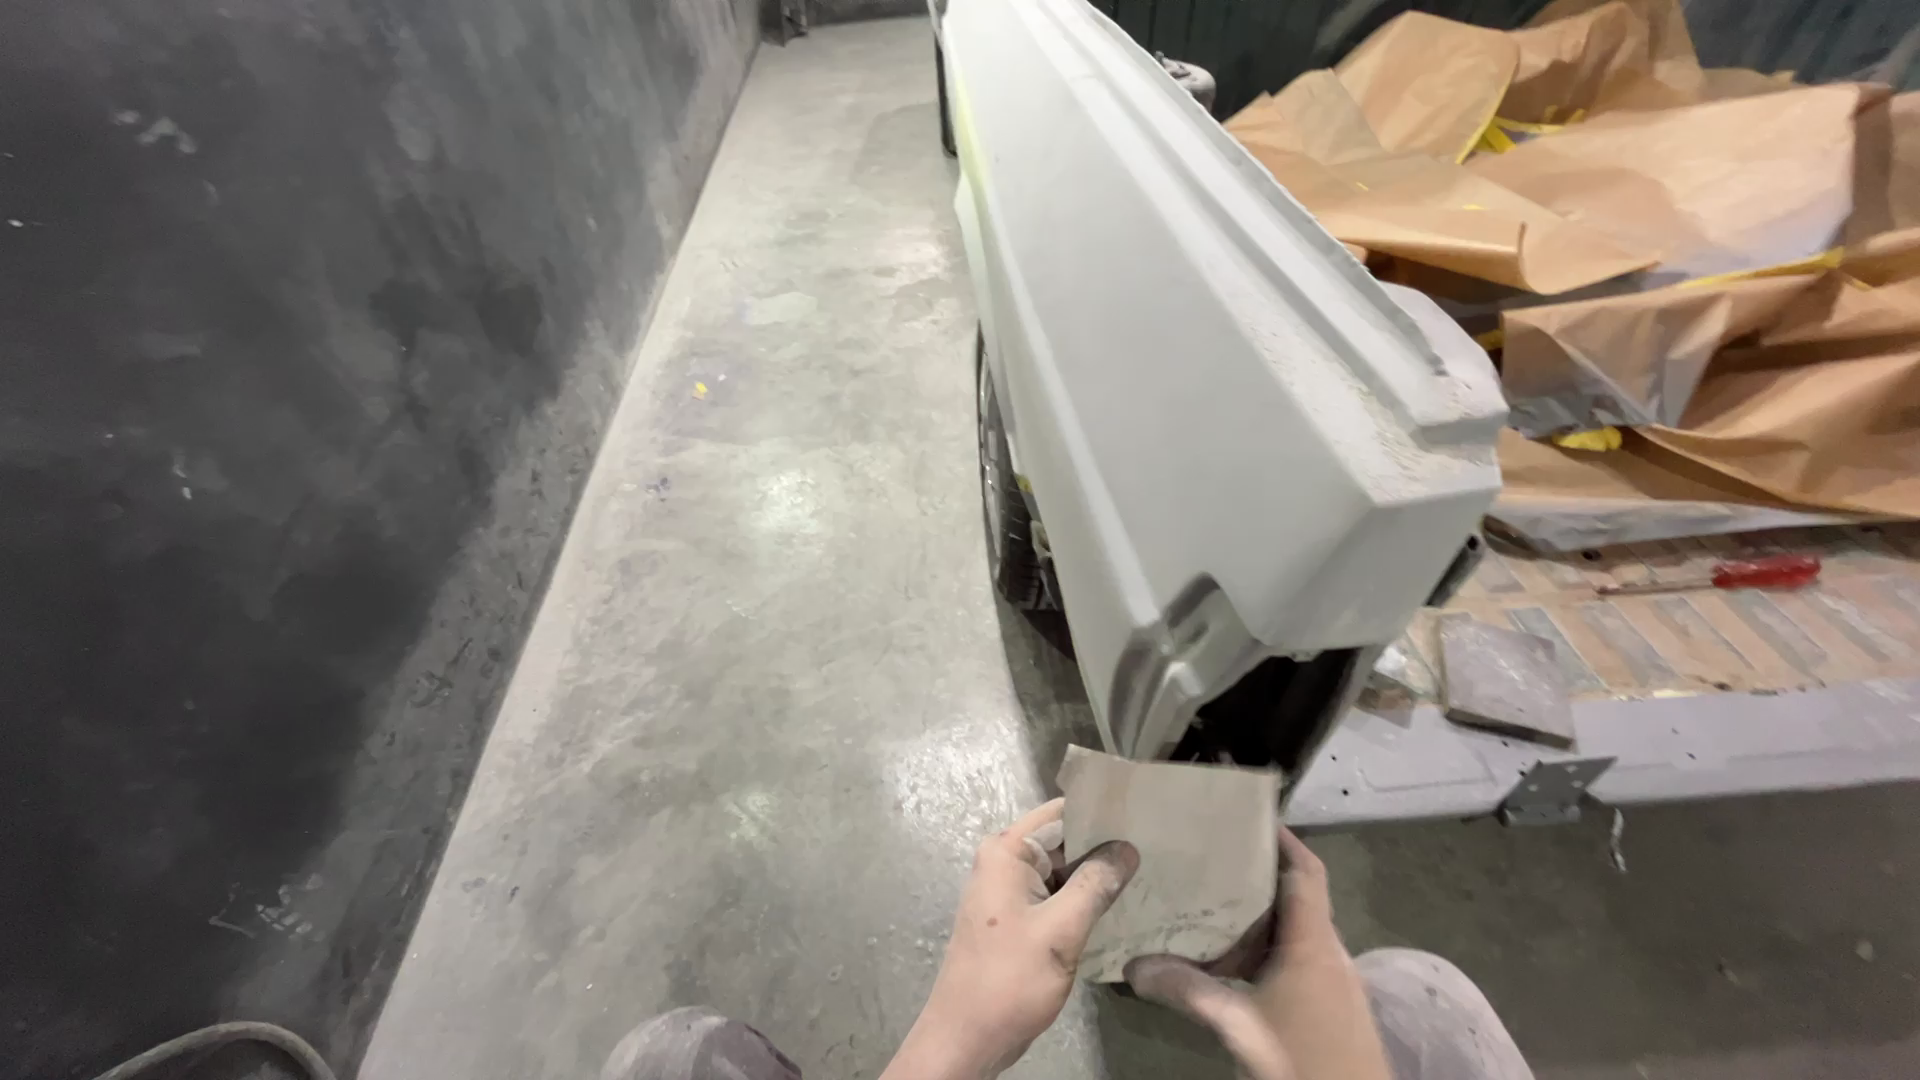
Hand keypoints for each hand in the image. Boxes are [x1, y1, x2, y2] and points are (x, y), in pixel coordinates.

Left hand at [882, 799, 1138, 1079]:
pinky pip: (1056, 894)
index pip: (1061, 813)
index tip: (1144, 813)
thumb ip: (1094, 884)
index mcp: (1007, 851)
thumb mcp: (1060, 931)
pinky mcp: (1019, 917)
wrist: (966, 1038)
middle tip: (1156, 845)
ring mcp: (1011, 890)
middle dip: (1104, 844)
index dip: (1101, 811)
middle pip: (1063, 839)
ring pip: (1062, 869)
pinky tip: (1122, 902)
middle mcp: (1005, 861)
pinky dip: (1084, 897)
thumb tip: (1127, 848)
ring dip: (1097, 873)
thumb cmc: (1008, 979)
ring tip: (1149, 869)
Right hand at [1124, 828, 1388, 1079]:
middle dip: (1256, 874)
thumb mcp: (1239, 1026)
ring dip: (1257, 917)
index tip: (1247, 814)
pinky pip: (1295, 960)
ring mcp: (1333, 984)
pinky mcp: (1330, 1010)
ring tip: (1209, 903)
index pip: (1306, 872)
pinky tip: (1231, 966)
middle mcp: (1329, 954)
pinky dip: (1264, 950)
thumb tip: (1132, 966)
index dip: (1282, 839)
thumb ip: (1187, 990)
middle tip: (1209, 855)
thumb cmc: (1303, 1063)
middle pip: (1296, 897)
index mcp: (1314, 943)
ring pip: (1294, 932)